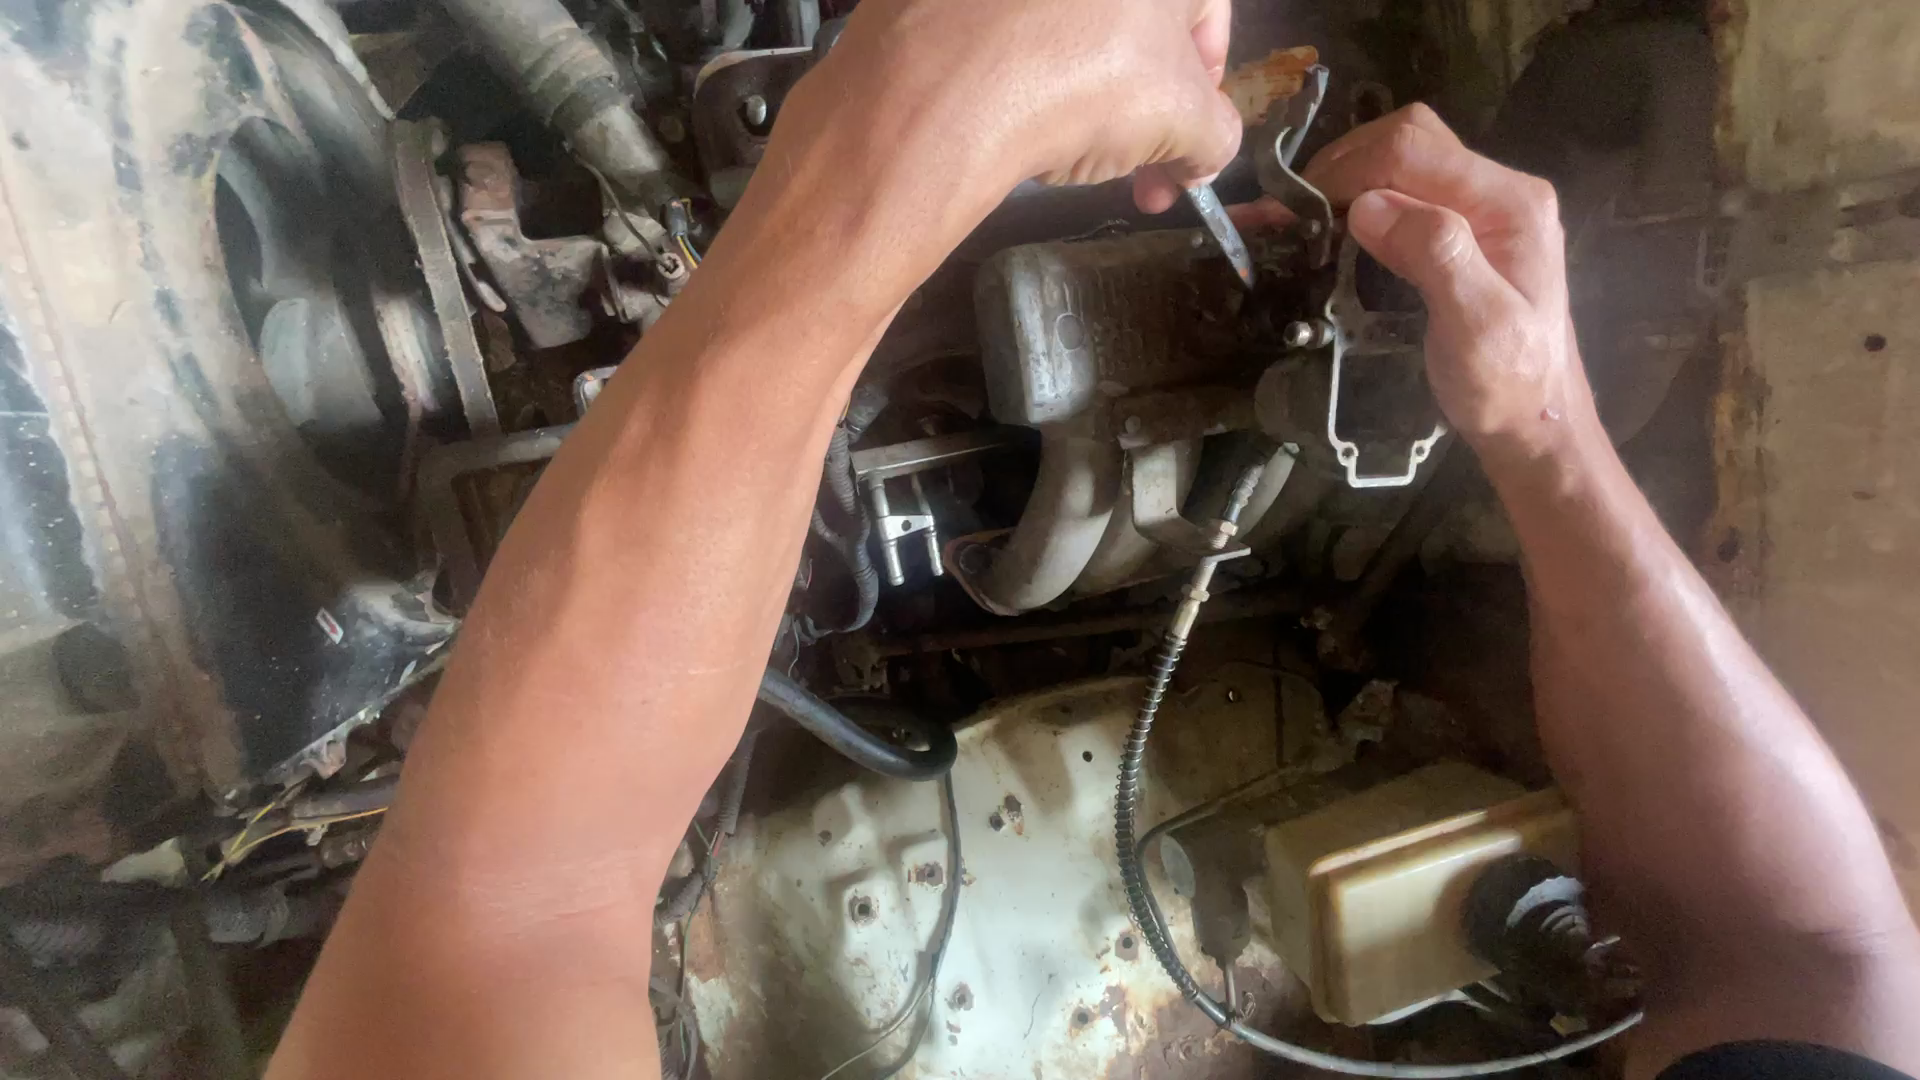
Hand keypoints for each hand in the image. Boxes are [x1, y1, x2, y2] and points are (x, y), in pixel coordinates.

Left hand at [791, 0, 1242, 215]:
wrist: (963, 78)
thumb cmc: (1098, 82)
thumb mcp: (1184, 119)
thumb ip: (1216, 137)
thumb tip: (1206, 158)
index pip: (1209, 24)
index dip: (1204, 100)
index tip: (1182, 159)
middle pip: (1138, 39)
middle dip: (1144, 118)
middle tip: (1137, 181)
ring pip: (1075, 46)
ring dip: (1090, 107)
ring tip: (1073, 160)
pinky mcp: (965, 4)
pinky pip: (1015, 49)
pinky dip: (1029, 90)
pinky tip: (1022, 132)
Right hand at [1300, 105, 1601, 470]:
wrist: (1531, 416)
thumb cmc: (1503, 380)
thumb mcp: (1474, 325)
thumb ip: (1433, 255)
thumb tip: (1366, 205)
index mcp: (1507, 203)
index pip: (1414, 151)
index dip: (1345, 171)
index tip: (1293, 211)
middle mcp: (1497, 191)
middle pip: (1410, 139)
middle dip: (1341, 165)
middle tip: (1290, 210)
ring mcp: (1479, 208)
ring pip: (1404, 158)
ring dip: (1347, 176)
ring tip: (1302, 215)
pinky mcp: (1459, 230)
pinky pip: (1404, 191)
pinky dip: (1359, 197)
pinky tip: (1333, 226)